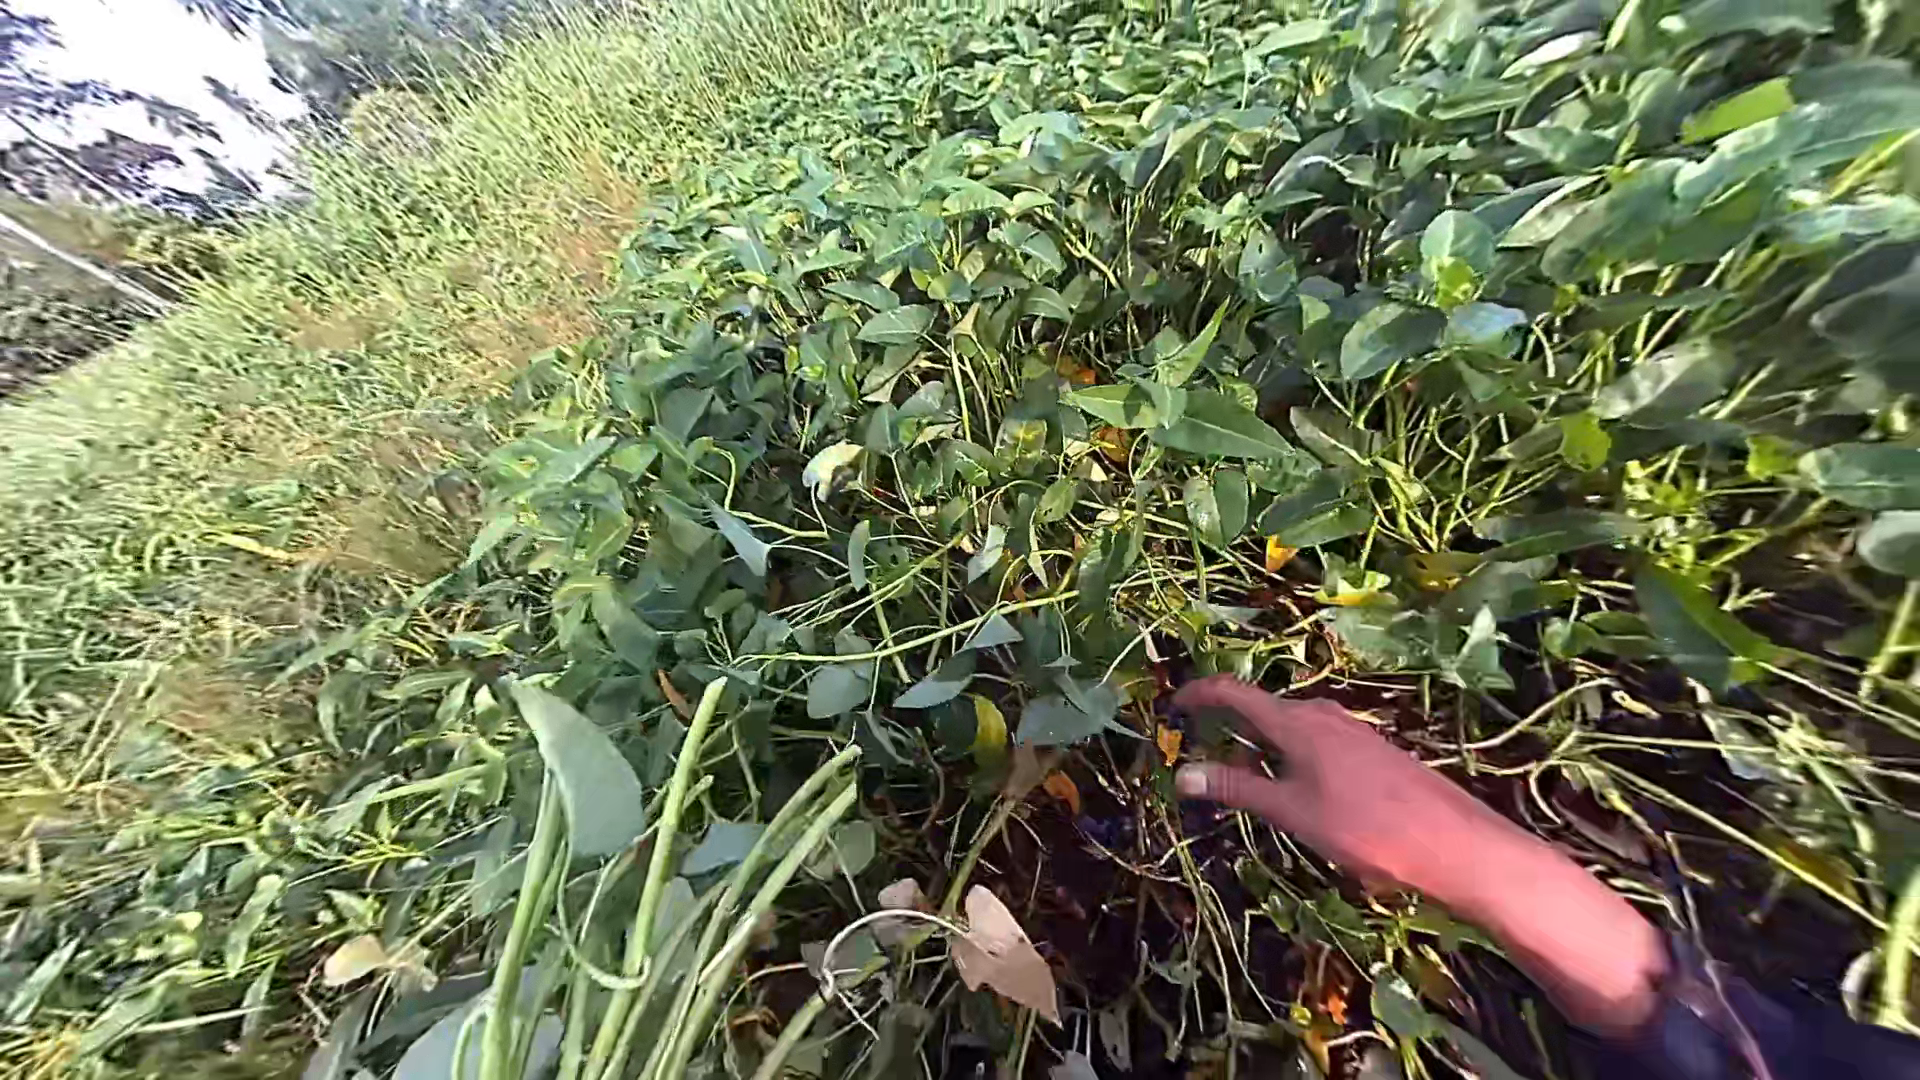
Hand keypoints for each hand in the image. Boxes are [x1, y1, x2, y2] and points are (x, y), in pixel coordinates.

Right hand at [1171, 675, 1668, 1036]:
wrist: (1468, 849)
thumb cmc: (1371, 830)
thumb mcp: (1293, 812)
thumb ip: (1236, 789)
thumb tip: (1181, 774)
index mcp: (1296, 722)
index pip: (1233, 691)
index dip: (1200, 692)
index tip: (1174, 702)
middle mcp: (1322, 714)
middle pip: (1262, 704)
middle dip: (1228, 717)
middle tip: (1203, 741)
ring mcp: (1352, 729)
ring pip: (1291, 720)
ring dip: (1260, 733)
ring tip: (1244, 762)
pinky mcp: (1374, 749)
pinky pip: (1315, 734)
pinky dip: (1289, 745)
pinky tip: (1299, 778)